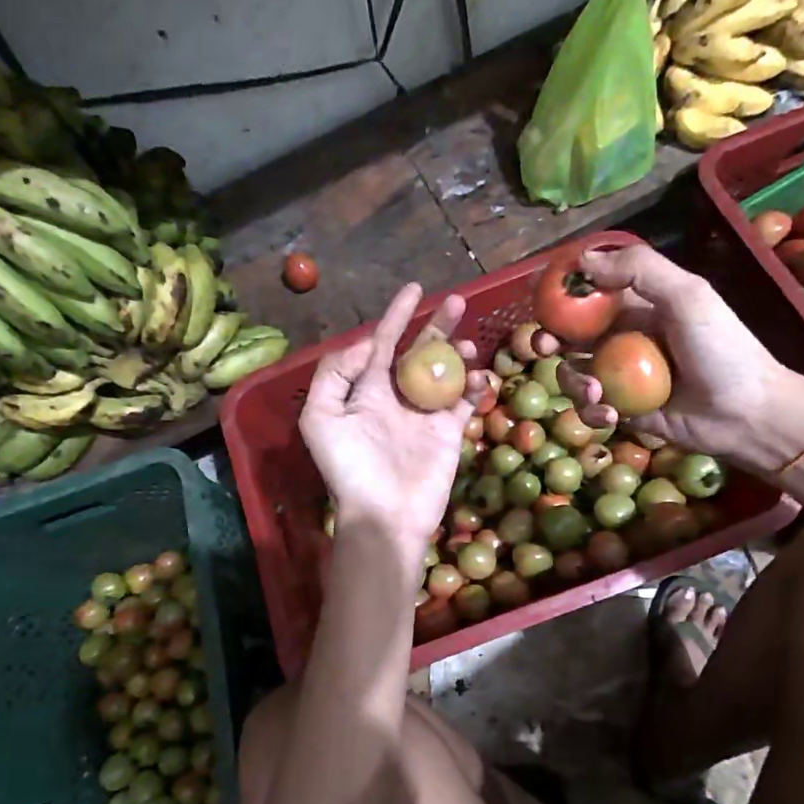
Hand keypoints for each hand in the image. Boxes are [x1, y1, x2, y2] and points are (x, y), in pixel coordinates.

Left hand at [301, 283, 483, 556]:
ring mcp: (426, 415)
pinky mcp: (449, 434)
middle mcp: (398, 397)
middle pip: (420, 351)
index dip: (397, 315)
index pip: (383, 343)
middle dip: (437, 325)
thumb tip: (368, 344)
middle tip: (457, 302)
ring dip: (458, 354)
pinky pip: (465, 402)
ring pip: (447, 373)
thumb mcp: (321, 419)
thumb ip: (335, 375)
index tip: (414, 289)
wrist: (384, 514)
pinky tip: (481, 376)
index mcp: (367, 391)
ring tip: (468, 346)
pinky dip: (476, 386)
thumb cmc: (350, 469)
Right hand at [557, 245, 803, 470]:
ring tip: (597, 395)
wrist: (746, 413)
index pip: (589, 293)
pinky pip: (591, 407)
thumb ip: (638, 270)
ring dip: (574, 383)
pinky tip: (610, 416)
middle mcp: (624, 339)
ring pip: (575, 373)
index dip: (562, 294)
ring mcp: (622, 378)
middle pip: (570, 335)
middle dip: (549, 340)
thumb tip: (583, 259)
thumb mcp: (687, 295)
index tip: (542, 300)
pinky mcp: (624, 411)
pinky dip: (592, 411)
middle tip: (542, 347)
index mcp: (639, 306)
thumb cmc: (722, 348)